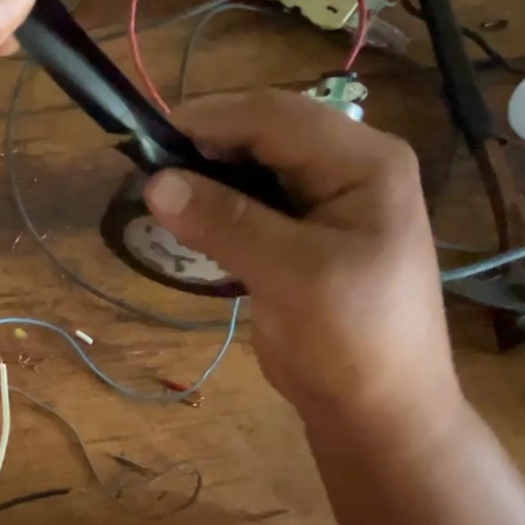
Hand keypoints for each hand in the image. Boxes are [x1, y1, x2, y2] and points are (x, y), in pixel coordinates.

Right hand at [141, 90, 461, 434]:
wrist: (376, 407)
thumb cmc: (351, 337)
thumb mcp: (292, 274)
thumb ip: (227, 224)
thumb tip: (156, 184)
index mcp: (364, 162)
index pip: (278, 117)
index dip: (213, 119)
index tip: (148, 136)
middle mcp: (346, 170)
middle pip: (265, 136)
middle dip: (206, 147)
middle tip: (148, 171)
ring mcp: (323, 206)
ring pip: (253, 172)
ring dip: (207, 179)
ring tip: (160, 196)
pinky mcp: (298, 240)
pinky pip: (250, 208)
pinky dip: (215, 211)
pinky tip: (187, 223)